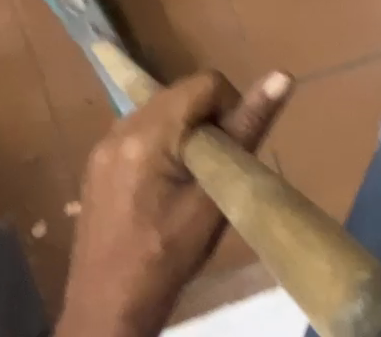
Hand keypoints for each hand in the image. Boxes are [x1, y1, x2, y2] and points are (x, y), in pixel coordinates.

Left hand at [59, 71, 291, 336]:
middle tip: (218, 160)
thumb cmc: (172, 249)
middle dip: (209, 116)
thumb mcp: (219, 188)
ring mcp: (102, 150)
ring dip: (188, 128)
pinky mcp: (98, 167)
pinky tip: (170, 181)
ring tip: (196, 172)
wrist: (110, 305)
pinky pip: (143, 130)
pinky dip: (166, 141)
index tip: (231, 145)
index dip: (230, 105)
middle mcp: (119, 132)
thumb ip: (247, 127)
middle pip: (182, 93)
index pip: (205, 83)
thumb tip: (282, 76)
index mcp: (147, 135)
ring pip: (163, 110)